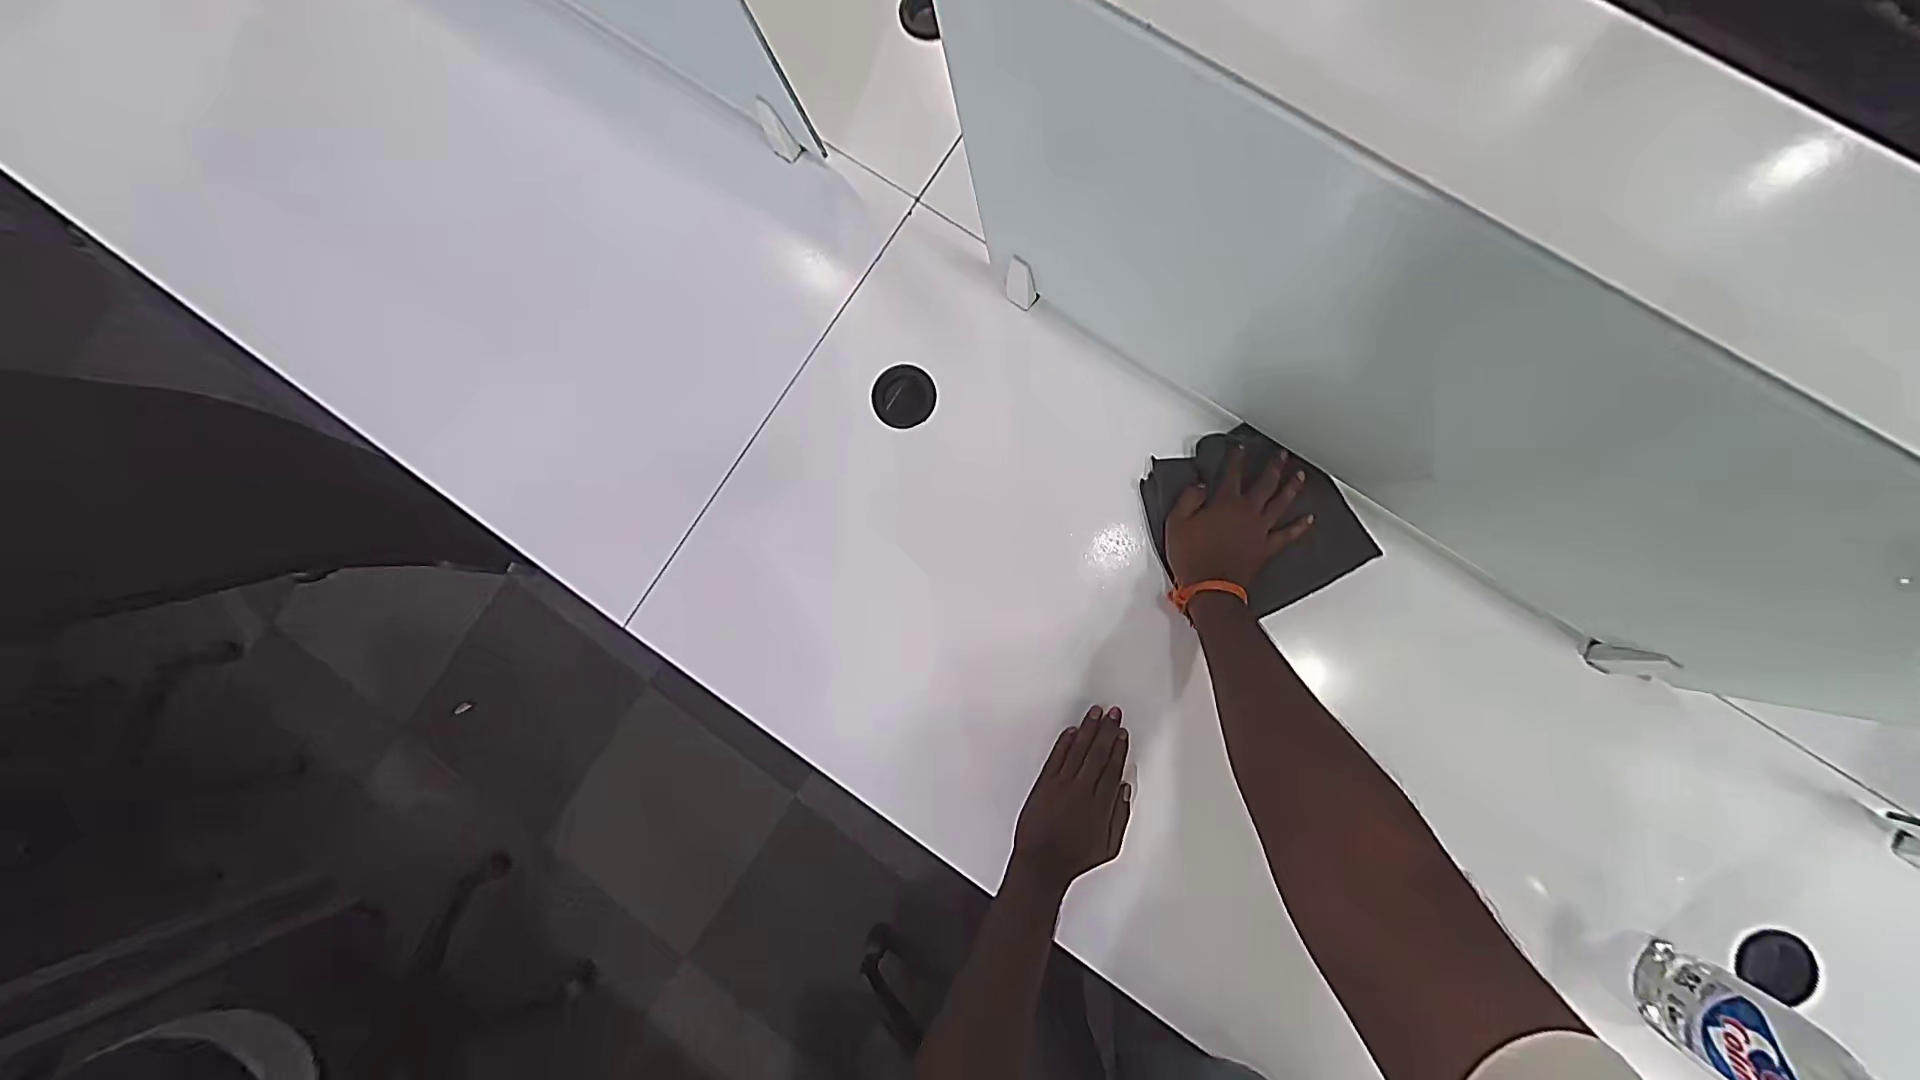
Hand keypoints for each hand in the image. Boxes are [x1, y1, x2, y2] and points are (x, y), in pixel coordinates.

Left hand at [1009, 706, 1131, 894]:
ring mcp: (1062, 785)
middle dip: (1108, 730)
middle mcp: (1082, 790)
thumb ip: (1119, 815)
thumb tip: (1123, 790)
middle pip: (1098, 753)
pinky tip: (1072, 730)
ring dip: (1089, 729)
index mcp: (1100, 805)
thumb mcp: (1109, 846)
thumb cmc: (1073, 858)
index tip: (1123, 733)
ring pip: (1079, 749)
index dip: (1119, 747)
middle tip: (1114, 714)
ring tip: (1096, 713)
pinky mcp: (1044, 784)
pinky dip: (1064, 742)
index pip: (1113, 767)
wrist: (1041, 863)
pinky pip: (1056, 757)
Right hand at [1164, 444, 1313, 588]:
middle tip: (1280, 455)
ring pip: (1281, 502)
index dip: (1237, 458)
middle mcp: (1247, 512)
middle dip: (1273, 467)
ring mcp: (1260, 529)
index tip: (1240, 448)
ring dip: (1291, 487)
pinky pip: (1288, 534)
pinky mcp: (1266, 547)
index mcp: (1224, 503)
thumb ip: (1188, 500)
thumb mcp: (1176, 523)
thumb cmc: (1191, 556)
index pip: (1232, 474)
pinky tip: (1309, 518)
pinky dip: (1300, 526)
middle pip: (1265, 483)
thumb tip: (1199, 486)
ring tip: (1299, 475)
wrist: (1210, 587)